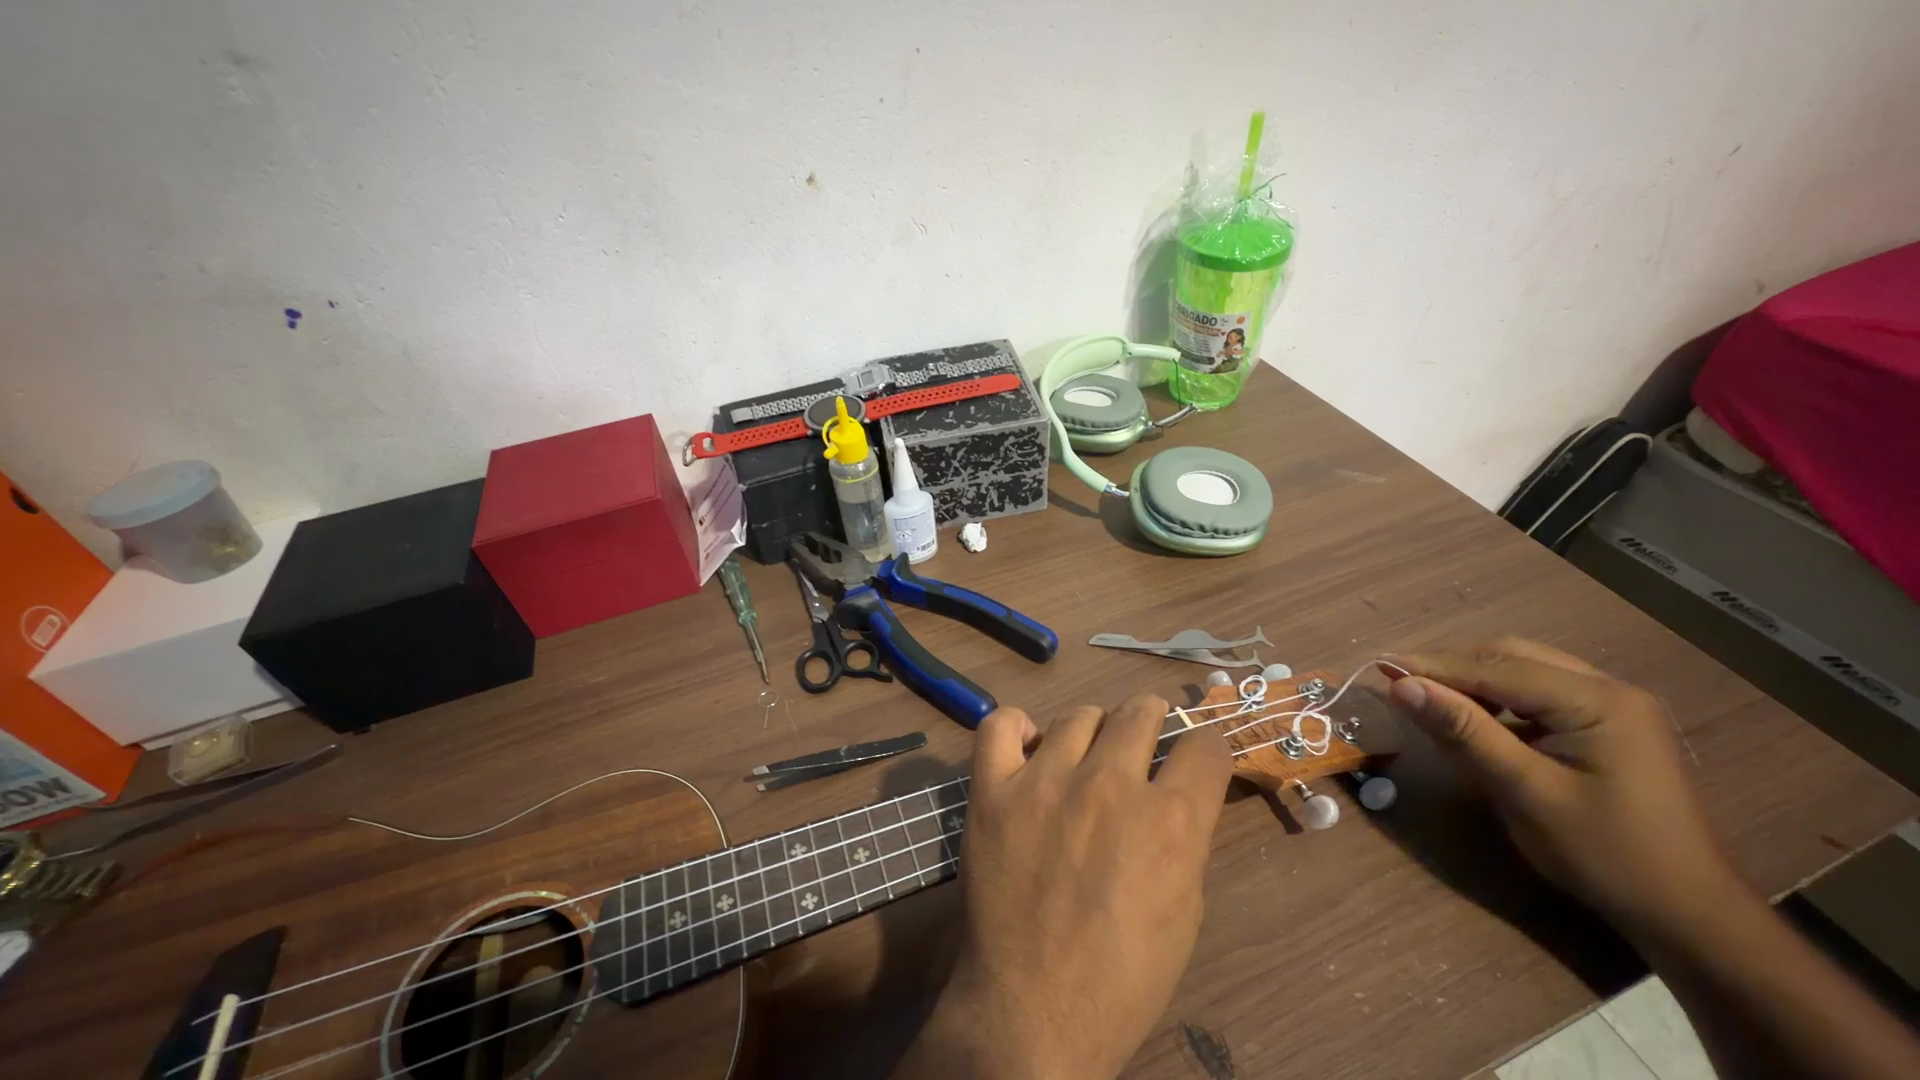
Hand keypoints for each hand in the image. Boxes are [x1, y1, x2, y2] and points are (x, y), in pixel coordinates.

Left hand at [895, 696, 1231, 1079]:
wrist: (1033, 1013)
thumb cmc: (1122, 978)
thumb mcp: (1185, 910)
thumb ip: (1185, 838)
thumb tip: (1176, 794)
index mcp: (1171, 821)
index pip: (1205, 746)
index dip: (1206, 750)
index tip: (1195, 758)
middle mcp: (1111, 786)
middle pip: (1141, 712)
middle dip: (1151, 721)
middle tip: (1142, 741)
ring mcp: (1045, 783)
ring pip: (1080, 716)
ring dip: (1094, 730)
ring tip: (1088, 753)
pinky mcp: (992, 792)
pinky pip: (1000, 725)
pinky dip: (1018, 727)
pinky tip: (1030, 748)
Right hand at [1382, 639, 1745, 939]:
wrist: (1686, 914)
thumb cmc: (1604, 854)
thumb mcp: (1525, 792)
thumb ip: (1465, 732)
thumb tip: (1404, 687)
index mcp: (1598, 700)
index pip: (1499, 666)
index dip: (1436, 666)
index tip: (1381, 667)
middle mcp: (1609, 690)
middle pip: (1514, 658)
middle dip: (1454, 667)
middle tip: (1402, 683)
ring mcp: (1613, 709)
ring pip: (1526, 675)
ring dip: (1475, 682)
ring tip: (1429, 700)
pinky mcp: (1607, 731)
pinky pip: (1540, 699)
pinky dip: (1500, 703)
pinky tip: (1475, 721)